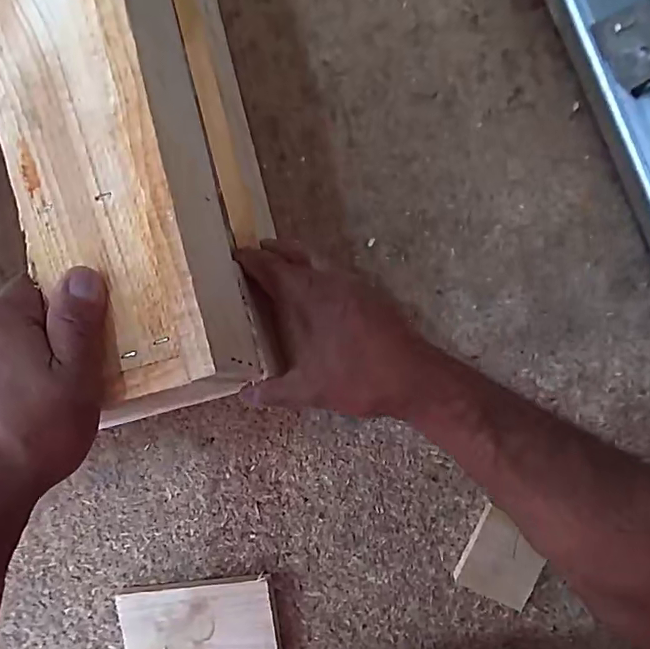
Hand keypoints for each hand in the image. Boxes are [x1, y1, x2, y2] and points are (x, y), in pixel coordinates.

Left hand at [0, 268, 109, 506]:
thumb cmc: (37, 436)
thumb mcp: (77, 379)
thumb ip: (77, 323)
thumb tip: (82, 273)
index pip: (34, 290)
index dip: (60, 317)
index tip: (71, 352)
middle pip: (9, 322)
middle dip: (33, 344)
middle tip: (56, 386)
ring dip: (6, 368)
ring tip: (26, 410)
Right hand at [235, 240, 447, 418]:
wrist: (415, 377)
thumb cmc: (360, 380)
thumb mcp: (311, 391)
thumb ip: (276, 392)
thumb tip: (247, 396)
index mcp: (310, 296)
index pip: (272, 267)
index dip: (250, 260)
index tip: (234, 256)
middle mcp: (331, 281)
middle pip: (296, 253)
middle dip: (273, 251)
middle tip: (255, 256)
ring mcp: (355, 285)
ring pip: (319, 260)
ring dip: (298, 259)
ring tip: (282, 272)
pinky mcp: (372, 295)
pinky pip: (337, 274)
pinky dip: (319, 274)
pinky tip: (319, 296)